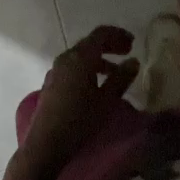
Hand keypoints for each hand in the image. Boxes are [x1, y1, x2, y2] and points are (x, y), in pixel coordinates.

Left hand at [18, 26, 139, 175]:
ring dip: (99, 59)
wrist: (46, 144)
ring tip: (115, 71)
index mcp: (80, 57)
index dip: (118, 35)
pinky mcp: (51, 83)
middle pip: (90, 42)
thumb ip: (121, 78)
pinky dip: (87, 67)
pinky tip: (96, 84)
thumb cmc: (80, 120)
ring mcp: (56, 70)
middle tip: (127, 51)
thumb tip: (134, 61)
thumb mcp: (107, 100)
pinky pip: (73, 67)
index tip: (133, 43)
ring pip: (81, 56)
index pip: (101, 34)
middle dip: (110, 45)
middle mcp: (66, 57)